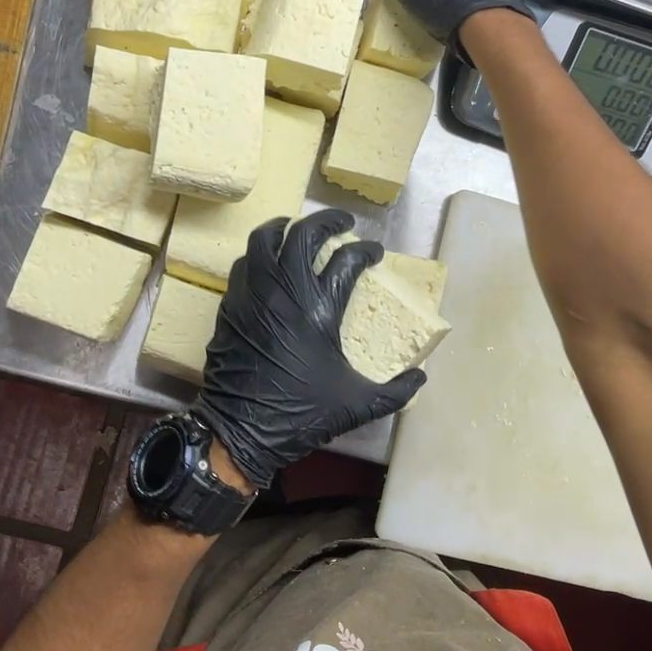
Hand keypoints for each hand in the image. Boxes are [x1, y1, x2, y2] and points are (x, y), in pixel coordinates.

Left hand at [194, 210, 424, 487]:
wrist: (240, 430)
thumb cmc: (300, 414)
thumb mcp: (358, 405)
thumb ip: (395, 391)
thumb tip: (420, 376)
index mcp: (319, 310)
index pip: (347, 260)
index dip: (365, 250)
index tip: (374, 252)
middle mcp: (285, 292)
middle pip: (304, 234)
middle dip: (326, 221)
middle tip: (342, 223)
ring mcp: (253, 295)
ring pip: (265, 240)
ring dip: (284, 227)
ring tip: (296, 227)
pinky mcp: (230, 306)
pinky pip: (244, 265)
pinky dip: (259, 254)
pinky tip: (269, 262)